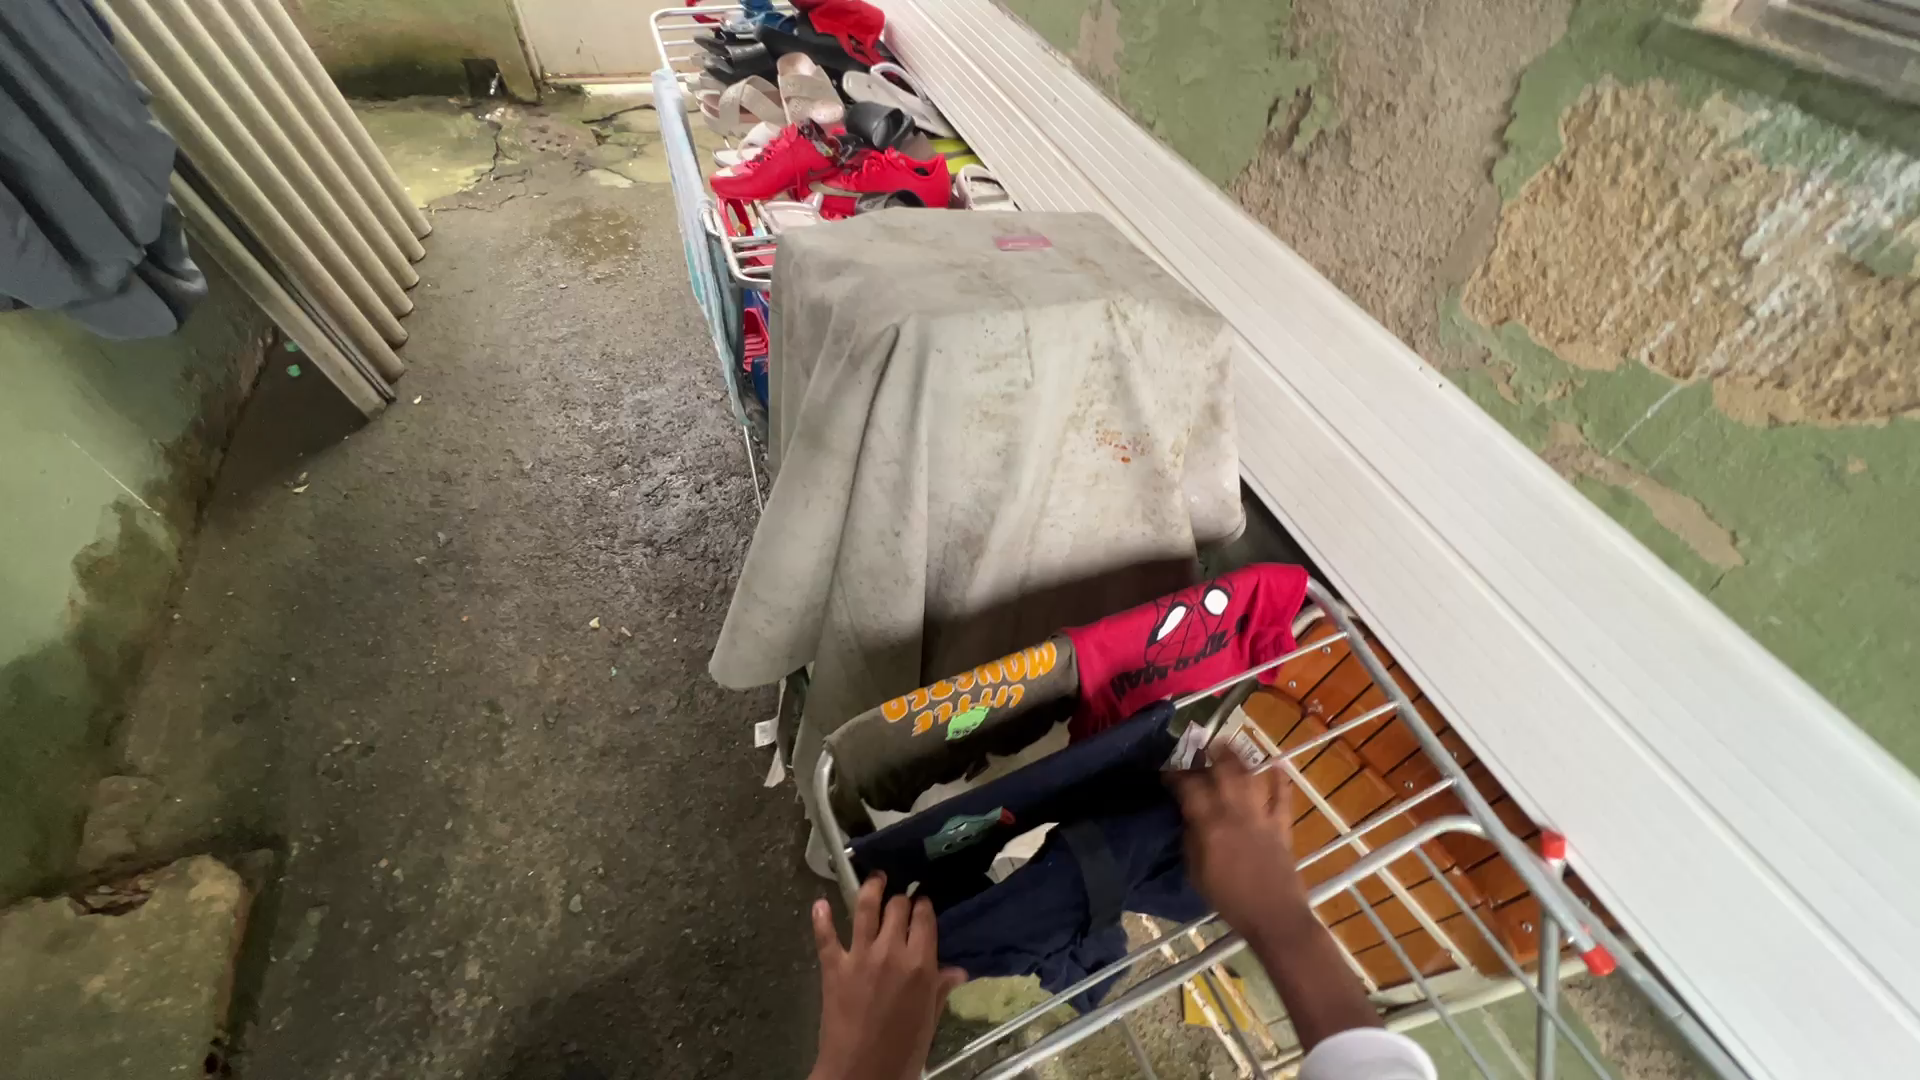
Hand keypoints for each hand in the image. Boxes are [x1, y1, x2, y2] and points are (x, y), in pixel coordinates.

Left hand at [808, 874, 967, 1079]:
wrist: (860, 1077)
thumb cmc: (902, 1053)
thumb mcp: (929, 1021)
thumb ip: (940, 989)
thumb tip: (958, 970)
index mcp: (920, 964)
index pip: (925, 917)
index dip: (924, 905)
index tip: (923, 903)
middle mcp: (891, 951)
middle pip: (897, 906)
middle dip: (901, 898)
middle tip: (901, 898)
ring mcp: (860, 956)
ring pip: (865, 907)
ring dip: (870, 888)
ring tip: (875, 878)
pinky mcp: (834, 967)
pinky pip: (826, 936)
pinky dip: (821, 918)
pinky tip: (820, 903)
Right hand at [1170, 752, 1308, 938]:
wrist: (1275, 918)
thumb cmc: (1229, 900)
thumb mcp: (1196, 872)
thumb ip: (1191, 839)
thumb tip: (1189, 817)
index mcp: (1210, 826)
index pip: (1189, 789)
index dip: (1175, 777)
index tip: (1166, 774)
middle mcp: (1235, 813)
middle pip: (1221, 772)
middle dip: (1208, 755)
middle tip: (1199, 748)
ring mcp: (1261, 817)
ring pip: (1249, 777)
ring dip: (1237, 758)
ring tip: (1226, 744)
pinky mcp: (1281, 826)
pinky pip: (1282, 797)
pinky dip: (1280, 779)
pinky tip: (1276, 764)